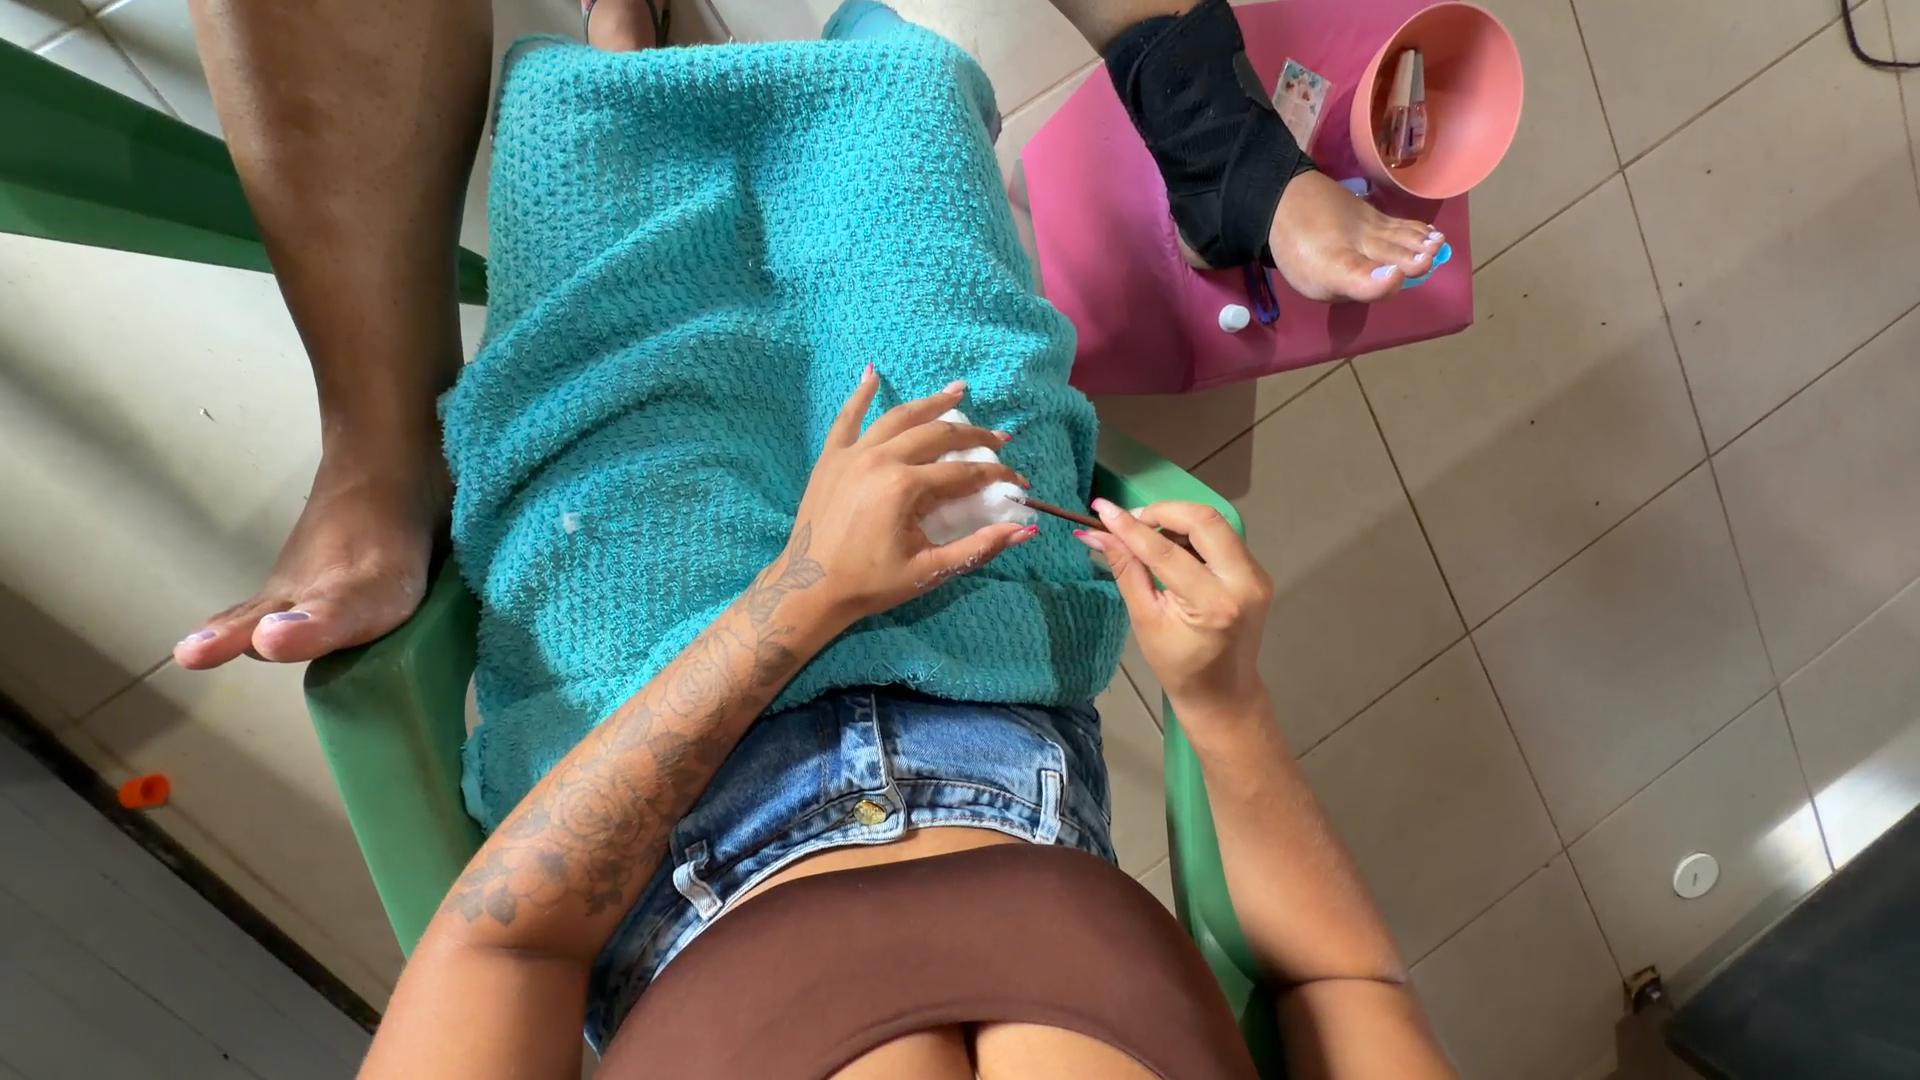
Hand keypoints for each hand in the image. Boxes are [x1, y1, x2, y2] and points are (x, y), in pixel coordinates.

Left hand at [780, 368, 1037, 626]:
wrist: (809, 589)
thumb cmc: (871, 583)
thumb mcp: (929, 571)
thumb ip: (978, 548)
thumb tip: (1024, 531)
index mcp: (904, 487)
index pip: (963, 472)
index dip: (995, 475)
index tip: (1018, 481)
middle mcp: (879, 460)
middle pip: (936, 435)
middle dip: (972, 435)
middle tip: (998, 436)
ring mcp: (852, 455)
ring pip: (898, 417)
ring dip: (930, 403)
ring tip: (956, 391)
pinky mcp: (830, 458)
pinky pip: (846, 419)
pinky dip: (860, 395)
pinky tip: (871, 374)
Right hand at [1077, 499, 1272, 719]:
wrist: (1224, 694)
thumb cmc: (1178, 667)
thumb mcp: (1145, 620)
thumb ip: (1125, 570)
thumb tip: (1096, 535)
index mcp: (1212, 603)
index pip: (1165, 551)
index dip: (1130, 528)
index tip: (1103, 511)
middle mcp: (1243, 582)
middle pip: (1202, 520)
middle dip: (1162, 512)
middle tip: (1131, 520)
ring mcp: (1256, 575)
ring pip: (1215, 523)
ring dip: (1177, 520)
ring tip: (1147, 533)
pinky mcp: (1257, 573)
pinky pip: (1223, 537)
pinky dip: (1193, 533)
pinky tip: (1171, 546)